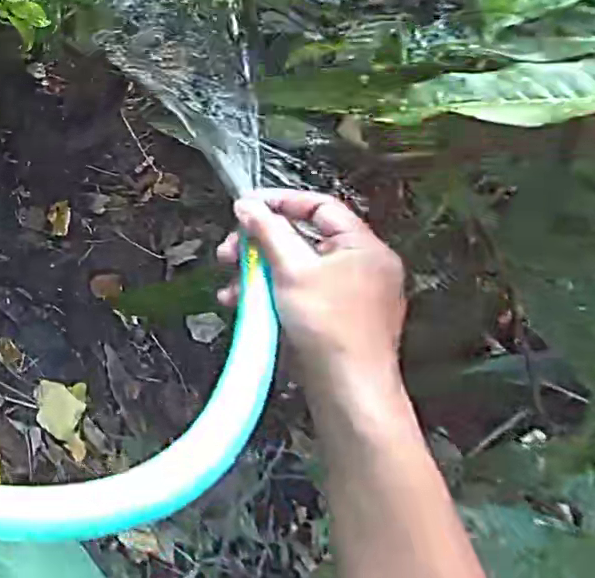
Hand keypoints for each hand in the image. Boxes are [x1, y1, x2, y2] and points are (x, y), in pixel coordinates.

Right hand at [216, 189, 405, 398]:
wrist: (348, 394)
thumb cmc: (328, 327)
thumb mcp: (290, 269)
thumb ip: (267, 230)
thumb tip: (248, 205)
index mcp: (363, 248)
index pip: (319, 205)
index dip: (280, 201)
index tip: (246, 206)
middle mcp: (360, 266)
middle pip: (300, 236)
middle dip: (258, 241)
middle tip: (231, 249)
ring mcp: (348, 293)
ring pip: (292, 264)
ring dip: (256, 268)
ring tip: (232, 281)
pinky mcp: (332, 315)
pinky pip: (295, 289)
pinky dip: (268, 290)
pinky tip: (242, 301)